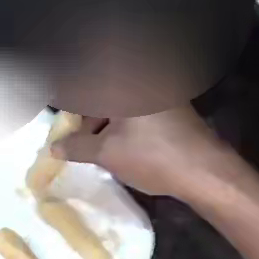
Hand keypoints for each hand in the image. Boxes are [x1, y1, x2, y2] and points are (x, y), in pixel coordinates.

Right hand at [51, 106, 234, 198]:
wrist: (204, 171)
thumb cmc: (151, 156)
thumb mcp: (106, 153)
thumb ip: (76, 146)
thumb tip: (54, 147)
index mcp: (125, 89)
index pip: (86, 93)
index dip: (70, 112)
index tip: (61, 132)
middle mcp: (143, 86)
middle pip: (104, 98)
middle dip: (87, 119)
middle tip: (75, 143)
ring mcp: (161, 97)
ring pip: (121, 108)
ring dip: (104, 125)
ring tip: (95, 150)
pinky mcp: (172, 111)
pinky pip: (137, 115)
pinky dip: (123, 128)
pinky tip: (119, 149)